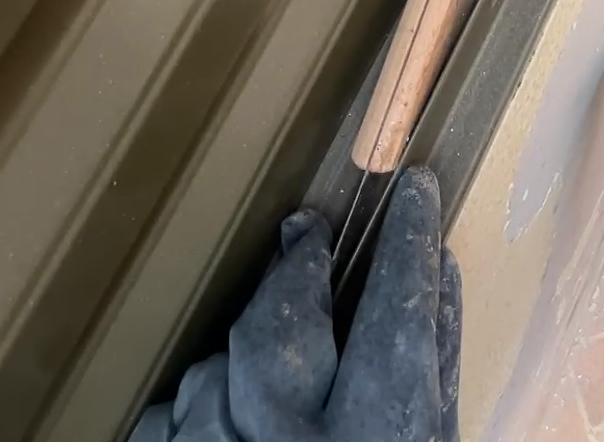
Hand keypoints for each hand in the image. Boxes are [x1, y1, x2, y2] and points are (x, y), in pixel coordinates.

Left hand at [131, 167, 460, 441]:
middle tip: (306, 229)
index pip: (397, 313)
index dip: (407, 241)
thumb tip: (441, 270)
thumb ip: (439, 362)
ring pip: (212, 373)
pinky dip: (190, 404)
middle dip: (297, 268)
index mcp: (380, 440)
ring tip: (271, 321)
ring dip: (244, 340)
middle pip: (282, 329)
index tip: (413, 187)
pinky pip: (163, 428)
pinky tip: (216, 401)